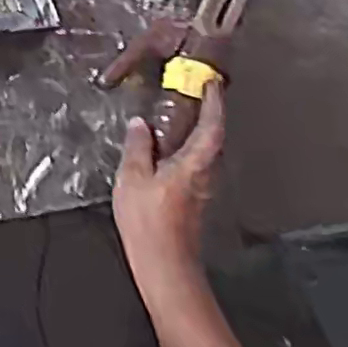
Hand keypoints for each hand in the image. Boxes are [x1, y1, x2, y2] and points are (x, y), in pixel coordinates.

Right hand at [112, 79, 224, 274]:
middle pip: (213, 139)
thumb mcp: (133, 178)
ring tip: (173, 116)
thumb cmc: (148, 219)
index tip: (210, 83)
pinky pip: (193, 164)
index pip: (212, 127)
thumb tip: (140, 125)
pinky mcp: (194, 199)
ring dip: (193, 132)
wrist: (164, 263)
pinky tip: (164, 149)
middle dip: (205, 115)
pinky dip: (184, 149)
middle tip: (190, 94)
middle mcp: (207, 174)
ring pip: (203, 152)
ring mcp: (203, 188)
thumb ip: (137, 148)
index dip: (214, 104)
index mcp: (195, 164)